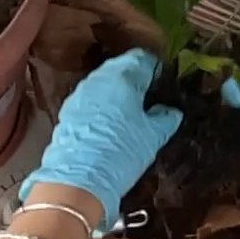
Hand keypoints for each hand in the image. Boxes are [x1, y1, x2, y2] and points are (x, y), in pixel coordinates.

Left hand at [22, 50, 182, 228]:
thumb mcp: (152, 136)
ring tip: (132, 113)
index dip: (157, 69)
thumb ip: (165, 118)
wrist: (78, 180)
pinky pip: (91, 101)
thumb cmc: (121, 152)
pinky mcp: (68, 112)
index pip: (144, 59)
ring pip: (104, 84)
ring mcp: (80, 94)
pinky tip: (111, 125)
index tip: (166, 84)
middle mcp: (98, 78)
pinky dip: (102, 107)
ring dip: (118, 94)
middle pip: (122, 68)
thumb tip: (171, 110)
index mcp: (122, 75)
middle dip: (137, 80)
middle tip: (152, 98)